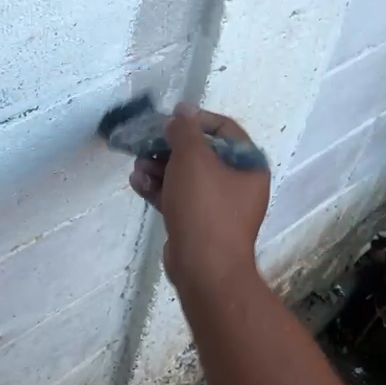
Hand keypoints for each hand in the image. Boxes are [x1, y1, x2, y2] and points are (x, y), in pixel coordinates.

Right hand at [129, 103, 268, 294]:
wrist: (205, 271)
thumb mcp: (192, 158)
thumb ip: (184, 129)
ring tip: (138, 167)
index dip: (195, 119)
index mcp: (249, 166)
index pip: (224, 129)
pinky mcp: (199, 224)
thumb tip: (181, 113)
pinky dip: (159, 188)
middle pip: (200, 152)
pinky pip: (178, 197)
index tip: (170, 118)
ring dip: (158, 167)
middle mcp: (238, 184)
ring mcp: (218, 206)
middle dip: (169, 147)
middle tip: (147, 144)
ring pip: (185, 175)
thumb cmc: (205, 207)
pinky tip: (137, 183)